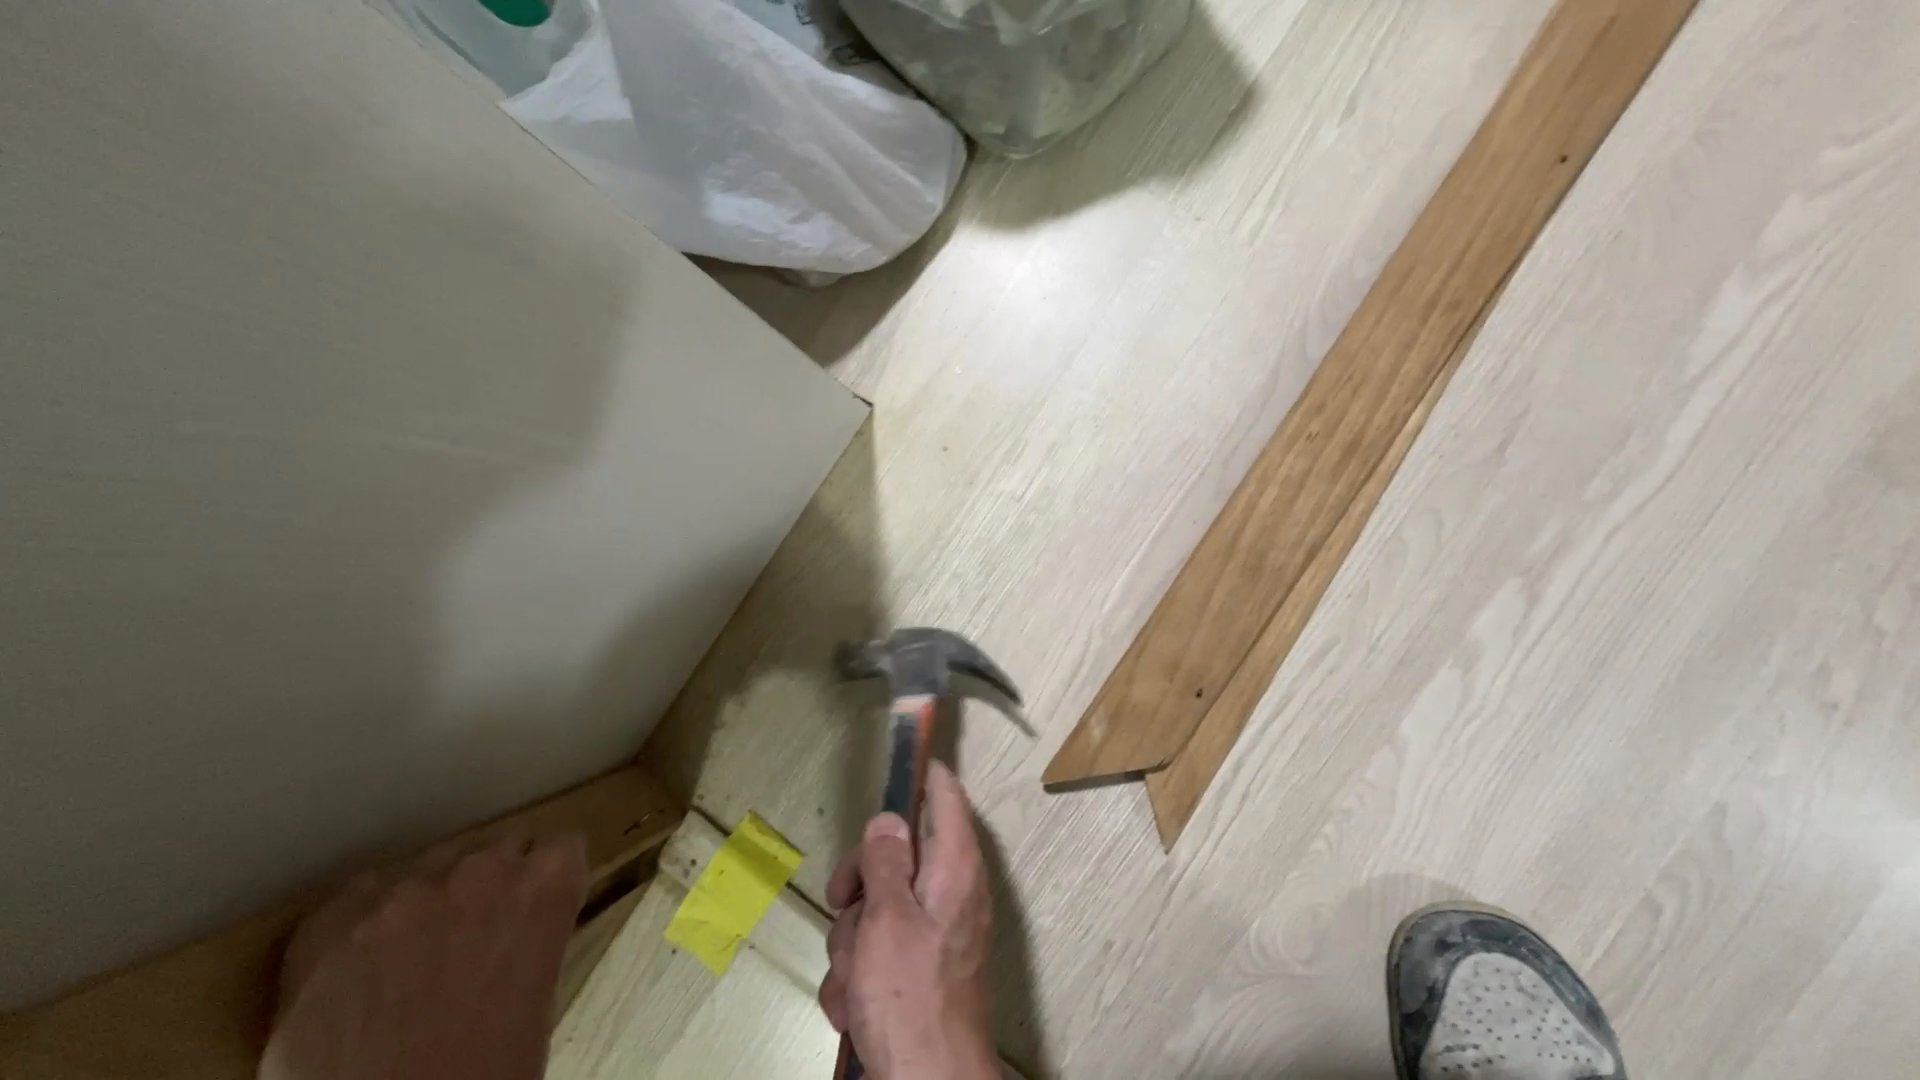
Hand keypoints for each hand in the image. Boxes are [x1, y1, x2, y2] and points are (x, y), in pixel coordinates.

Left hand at [260, 833, 587, 1079]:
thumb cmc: (485, 1072)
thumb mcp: (537, 996)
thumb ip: (531, 940)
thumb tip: (511, 934)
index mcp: (543, 891)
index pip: (562, 848)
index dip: (547, 880)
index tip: (536, 908)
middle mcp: (478, 873)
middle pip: (496, 849)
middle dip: (491, 887)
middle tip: (475, 941)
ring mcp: (400, 894)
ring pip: (428, 865)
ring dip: (431, 898)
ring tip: (415, 957)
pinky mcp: (331, 923)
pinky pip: (358, 894)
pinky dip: (365, 920)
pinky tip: (364, 965)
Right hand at [819, 762, 997, 1079]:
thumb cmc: (910, 995)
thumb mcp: (887, 918)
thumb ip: (885, 862)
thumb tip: (890, 819)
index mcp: (954, 868)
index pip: (946, 798)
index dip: (925, 774)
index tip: (904, 759)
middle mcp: (949, 893)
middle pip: (894, 857)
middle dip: (859, 887)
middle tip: (845, 905)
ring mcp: (932, 933)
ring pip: (874, 910)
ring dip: (853, 944)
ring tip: (858, 980)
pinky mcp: (917, 969)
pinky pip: (874, 951)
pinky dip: (859, 975)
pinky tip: (859, 1003)